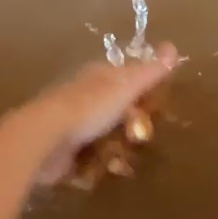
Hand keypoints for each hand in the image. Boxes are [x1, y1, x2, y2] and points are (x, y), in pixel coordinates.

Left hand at [4, 43, 179, 164]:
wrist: (44, 139)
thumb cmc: (88, 107)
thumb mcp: (125, 86)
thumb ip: (150, 70)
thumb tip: (173, 47)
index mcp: (99, 77)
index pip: (129, 81)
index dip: (143, 96)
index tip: (154, 110)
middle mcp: (85, 98)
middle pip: (121, 114)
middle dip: (132, 129)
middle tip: (136, 138)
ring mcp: (74, 126)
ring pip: (109, 140)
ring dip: (118, 153)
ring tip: (119, 162)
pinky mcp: (66, 153)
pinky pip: (92, 161)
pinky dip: (99, 167)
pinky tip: (103, 170)